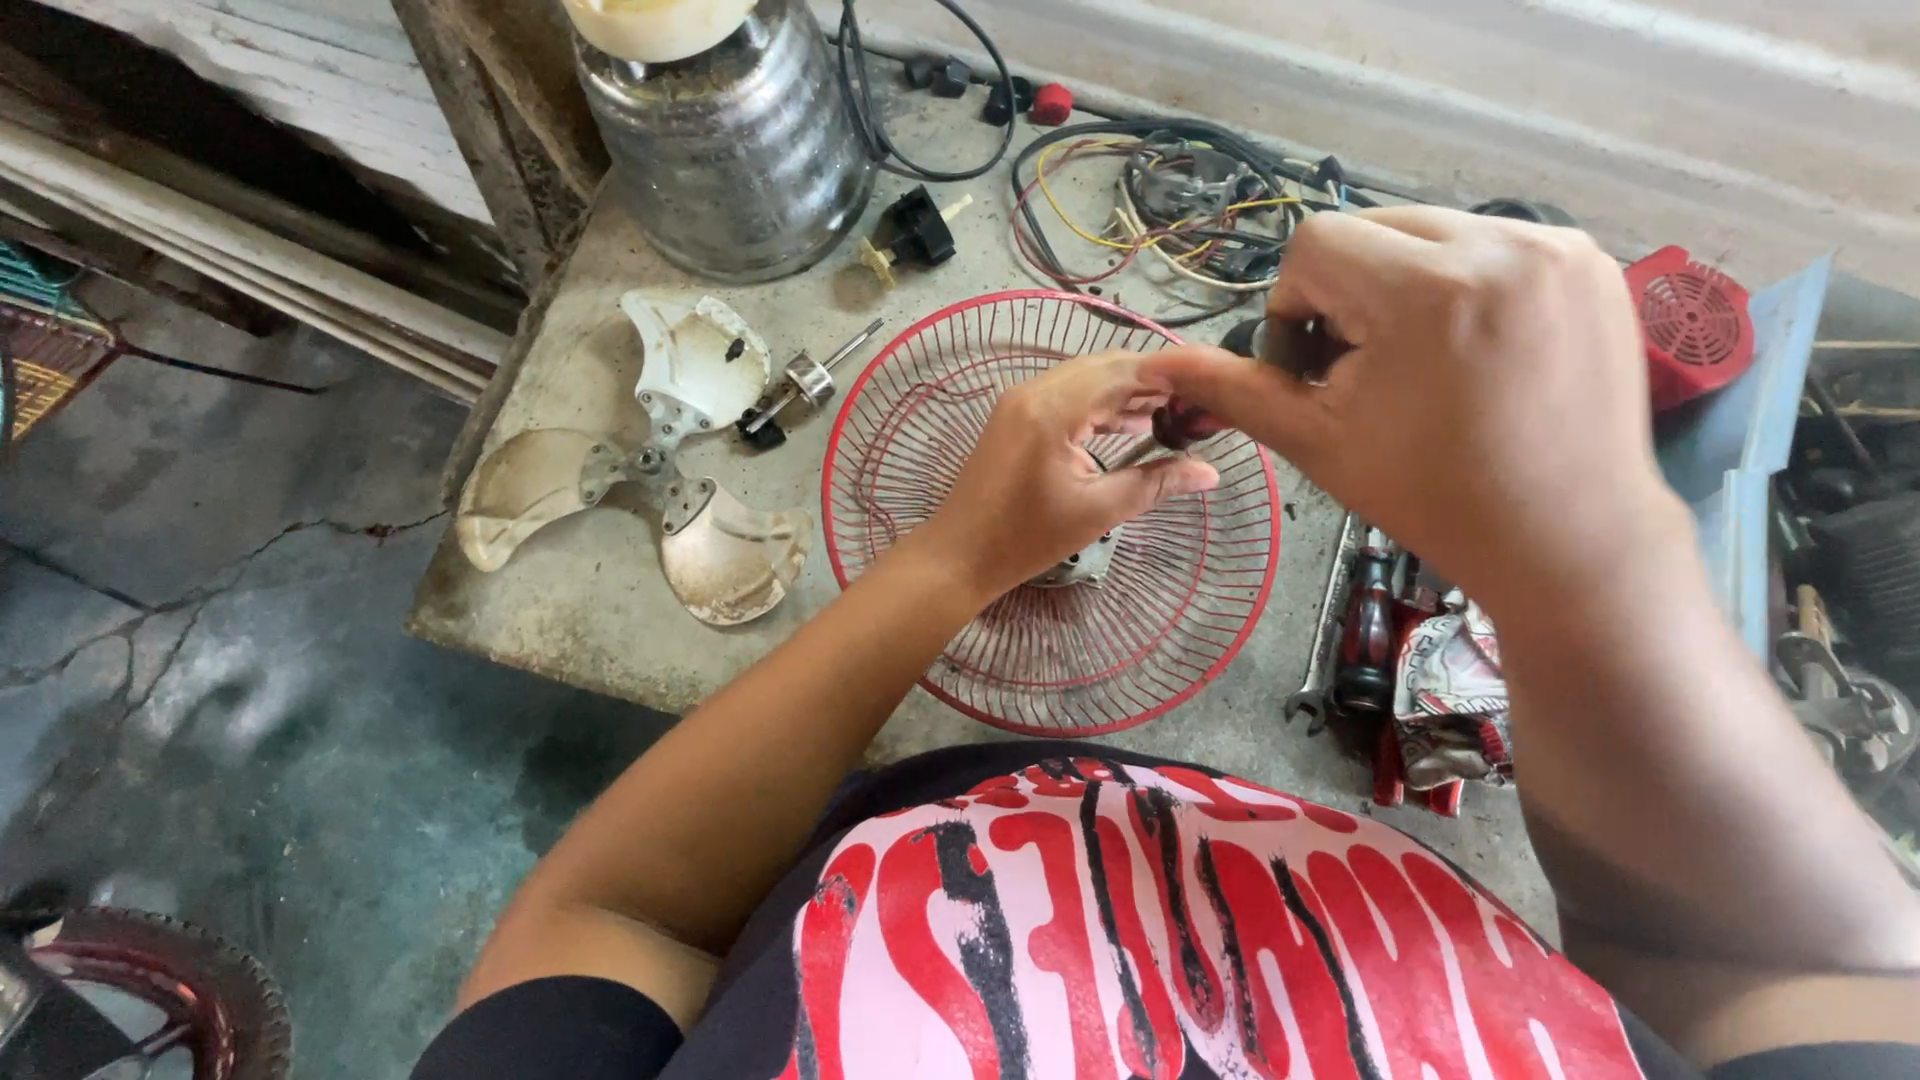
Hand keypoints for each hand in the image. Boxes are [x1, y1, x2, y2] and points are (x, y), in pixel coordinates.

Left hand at [913, 351, 1219, 599]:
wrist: (959, 556)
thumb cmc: (1025, 539)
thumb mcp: (1097, 512)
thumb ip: (1155, 484)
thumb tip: (1211, 472)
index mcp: (1052, 409)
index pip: (1124, 371)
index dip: (1172, 376)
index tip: (1211, 389)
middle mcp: (1034, 390)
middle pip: (1106, 367)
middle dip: (1153, 382)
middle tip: (1198, 405)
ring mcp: (1019, 400)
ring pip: (1086, 379)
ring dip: (1127, 393)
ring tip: (1174, 415)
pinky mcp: (1014, 415)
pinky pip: (1066, 395)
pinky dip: (1099, 405)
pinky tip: (1130, 425)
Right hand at [1143, 207, 1691, 619]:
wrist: (1563, 536)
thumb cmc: (1427, 495)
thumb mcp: (1314, 440)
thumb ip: (1234, 389)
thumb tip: (1158, 362)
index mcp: (1429, 289)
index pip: (1316, 243)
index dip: (1296, 308)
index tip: (1322, 369)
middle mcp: (1504, 242)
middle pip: (1371, 227)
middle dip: (1347, 292)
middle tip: (1367, 369)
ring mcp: (1559, 245)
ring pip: (1428, 232)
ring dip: (1399, 285)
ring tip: (1421, 362)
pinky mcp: (1591, 259)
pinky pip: (1487, 244)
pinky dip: (1457, 284)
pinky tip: (1470, 350)